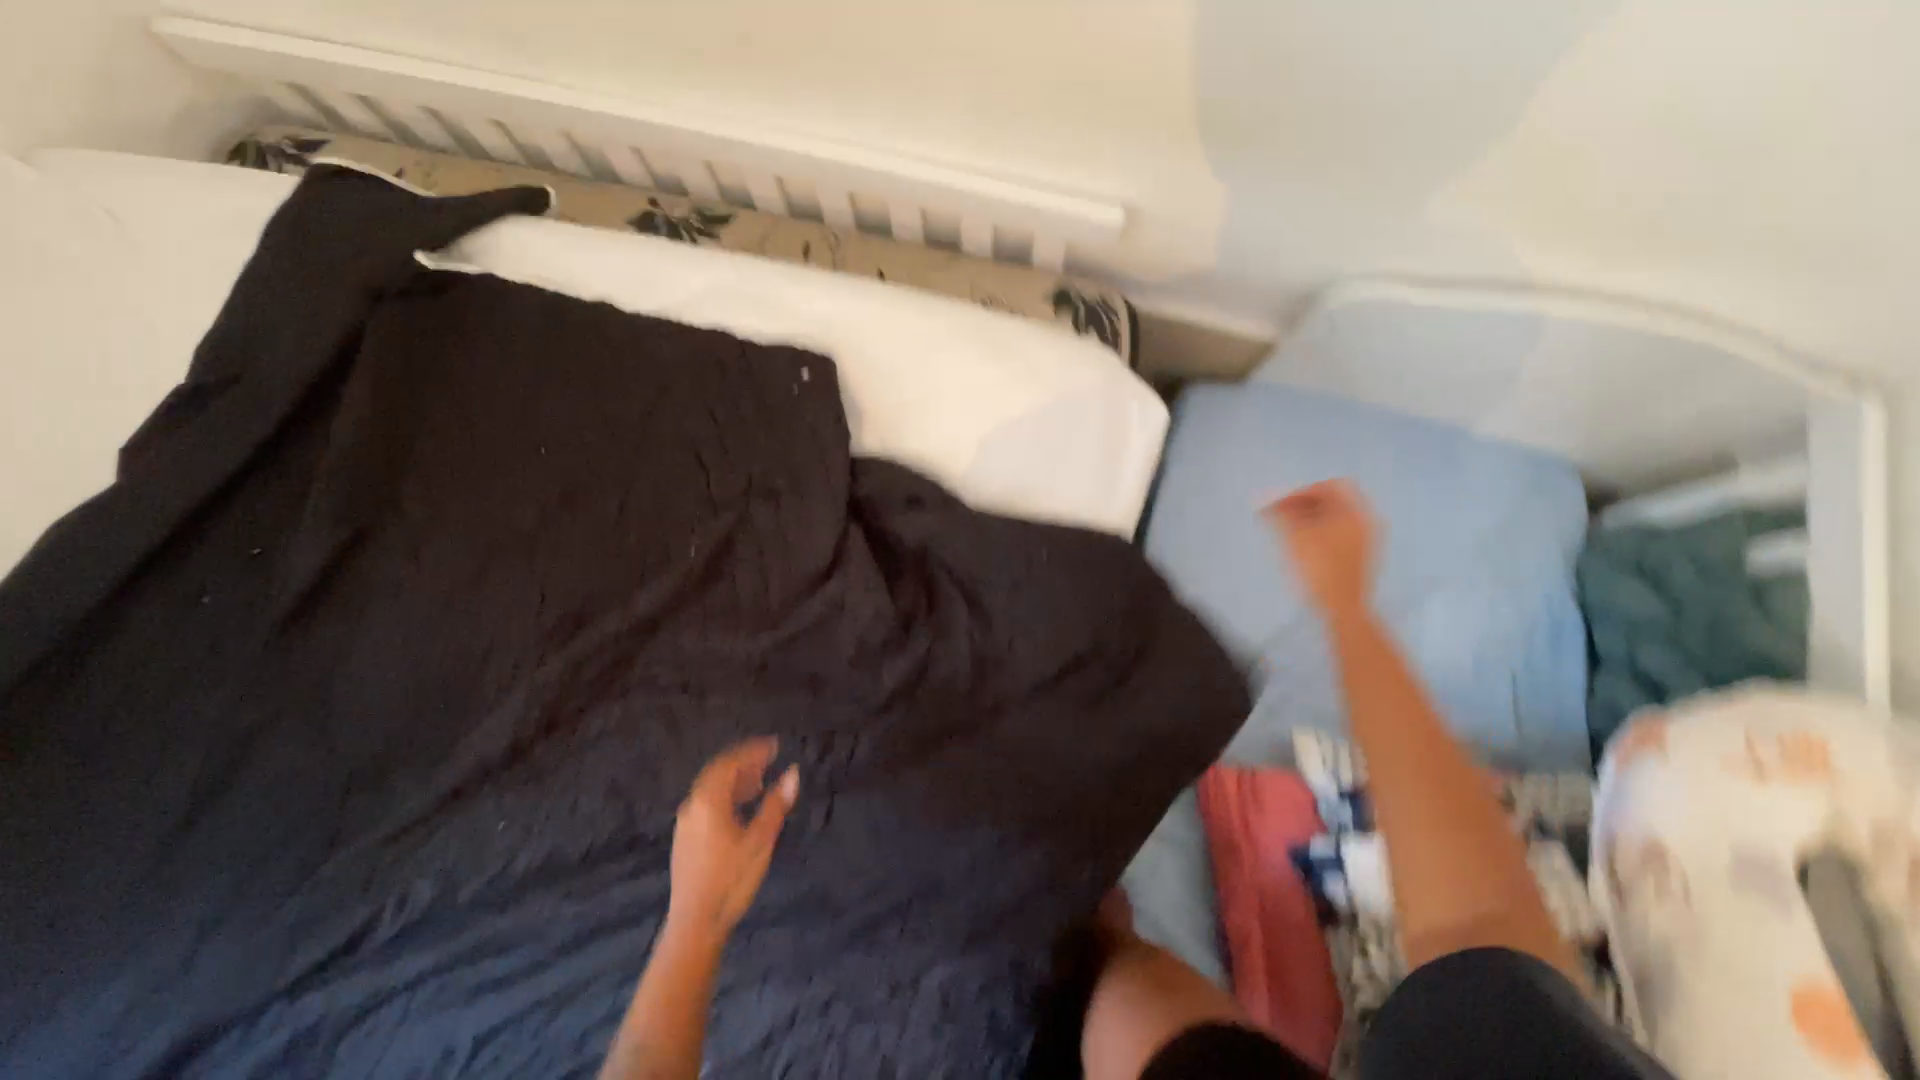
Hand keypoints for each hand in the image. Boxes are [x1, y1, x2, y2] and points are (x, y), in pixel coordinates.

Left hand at [667, 738, 798, 940]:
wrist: (696, 922)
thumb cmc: (731, 880)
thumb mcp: (760, 841)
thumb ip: (775, 804)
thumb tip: (792, 773)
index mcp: (709, 802)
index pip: (730, 763)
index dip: (752, 751)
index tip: (774, 746)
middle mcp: (693, 806)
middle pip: (718, 774)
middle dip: (744, 764)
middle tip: (769, 760)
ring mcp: (686, 824)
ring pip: (711, 790)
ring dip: (736, 781)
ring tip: (760, 782)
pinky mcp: (686, 839)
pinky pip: (707, 805)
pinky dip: (727, 797)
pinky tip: (742, 809)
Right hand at [1263, 479, 1375, 620]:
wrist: (1343, 607)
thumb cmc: (1320, 569)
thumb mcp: (1296, 537)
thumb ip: (1280, 515)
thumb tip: (1267, 502)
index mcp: (1356, 511)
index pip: (1329, 487)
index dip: (1301, 492)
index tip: (1280, 505)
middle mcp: (1366, 520)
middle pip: (1334, 501)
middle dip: (1305, 505)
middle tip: (1281, 516)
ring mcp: (1367, 539)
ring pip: (1336, 518)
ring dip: (1311, 518)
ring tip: (1288, 530)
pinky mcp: (1362, 555)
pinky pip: (1340, 532)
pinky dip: (1321, 531)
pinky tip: (1304, 544)